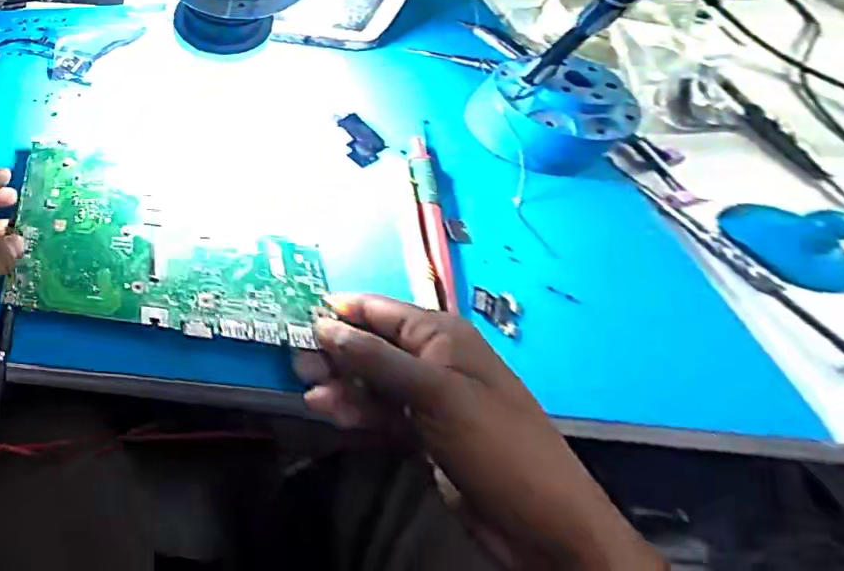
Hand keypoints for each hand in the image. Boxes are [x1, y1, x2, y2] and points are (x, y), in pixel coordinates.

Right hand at [294, 295, 660, 570]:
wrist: (551, 535)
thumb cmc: (499, 448)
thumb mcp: (435, 395)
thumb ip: (375, 356)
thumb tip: (323, 324)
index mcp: (441, 336)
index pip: (374, 308)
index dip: (333, 311)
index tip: (293, 318)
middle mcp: (430, 359)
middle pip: (365, 343)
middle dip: (331, 353)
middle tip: (300, 366)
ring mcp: (426, 396)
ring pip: (365, 378)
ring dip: (338, 385)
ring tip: (315, 398)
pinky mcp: (421, 430)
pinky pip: (376, 409)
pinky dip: (353, 410)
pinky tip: (331, 414)